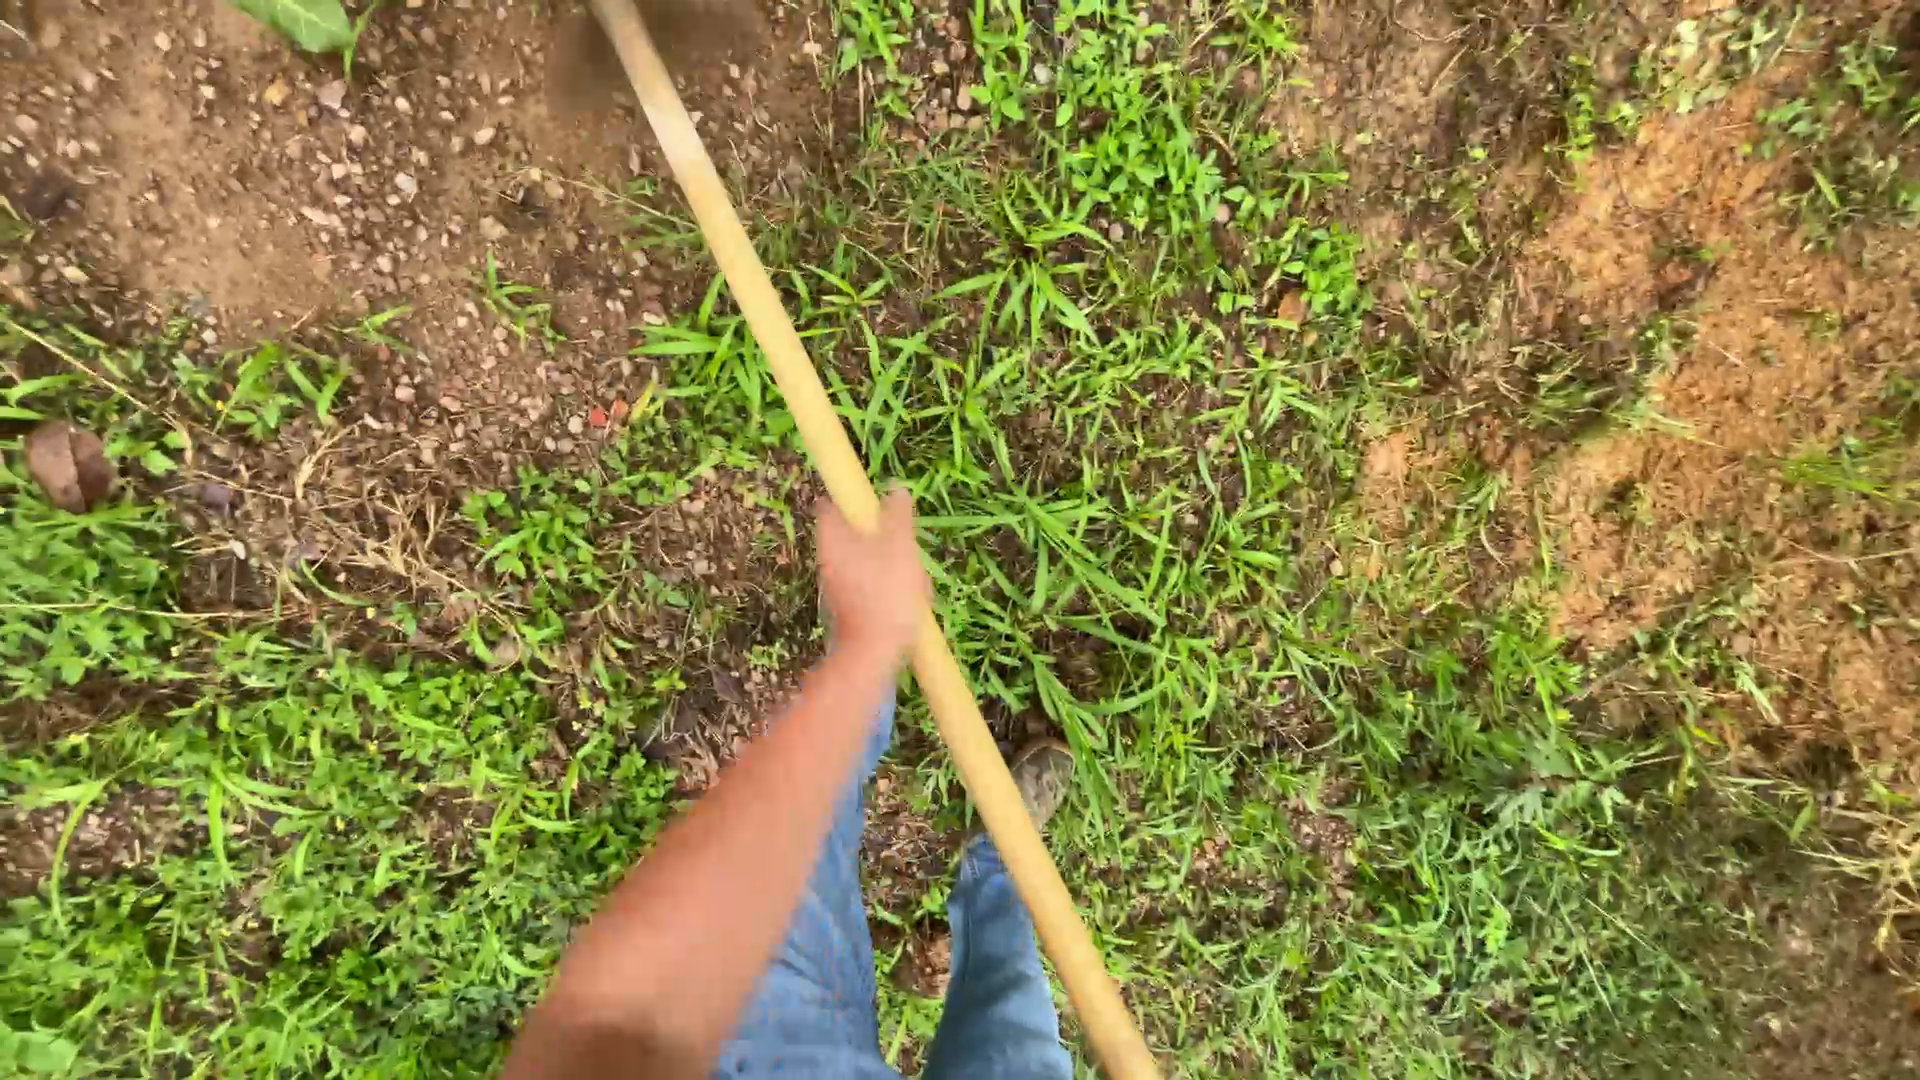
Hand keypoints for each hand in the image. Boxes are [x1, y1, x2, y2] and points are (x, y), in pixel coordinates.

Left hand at [817, 489, 929, 663]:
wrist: (874, 652)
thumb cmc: (887, 592)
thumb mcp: (899, 545)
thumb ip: (897, 514)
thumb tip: (895, 487)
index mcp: (833, 537)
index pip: (831, 504)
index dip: (853, 500)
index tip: (878, 506)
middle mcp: (827, 559)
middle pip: (854, 534)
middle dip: (882, 536)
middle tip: (905, 544)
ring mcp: (835, 585)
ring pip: (866, 560)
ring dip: (891, 564)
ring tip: (914, 577)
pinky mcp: (848, 606)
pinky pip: (869, 584)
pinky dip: (888, 586)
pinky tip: (909, 598)